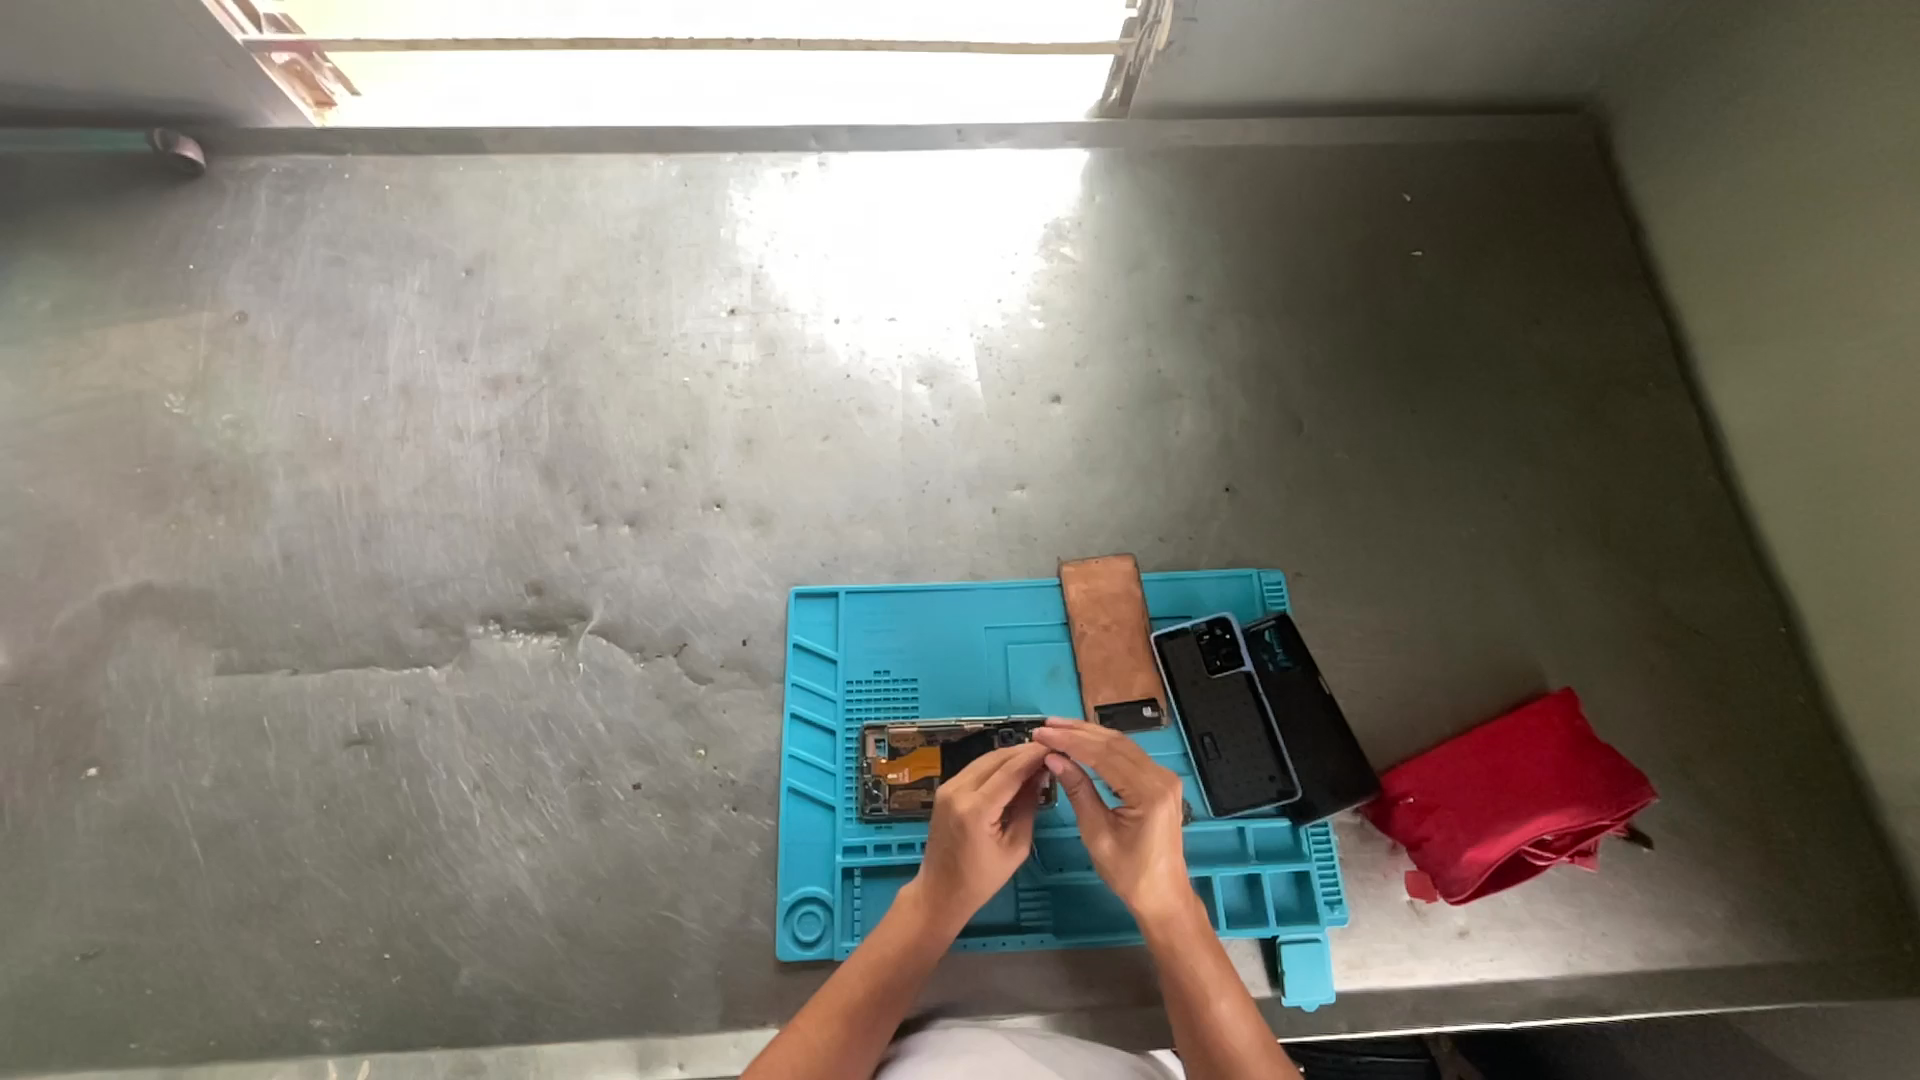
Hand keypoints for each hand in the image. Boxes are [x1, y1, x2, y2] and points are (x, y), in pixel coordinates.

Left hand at [907, 742, 1050, 934]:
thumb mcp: (1015, 848)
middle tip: (1050, 750)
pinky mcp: (945, 789)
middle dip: (1024, 752)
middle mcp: (958, 791)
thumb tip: (1041, 775)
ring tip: (1036, 757)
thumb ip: (1028, 807)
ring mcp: (948, 787)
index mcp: (976, 810)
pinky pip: (975, 768)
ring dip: (1011, 755)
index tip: (1056, 748)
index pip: (1010, 771)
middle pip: (997, 759)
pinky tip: (1014, 767)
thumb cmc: (981, 880)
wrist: (939, 892)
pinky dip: (996, 764)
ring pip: (985, 759)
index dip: (1034, 756)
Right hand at [1033, 718, 1196, 924]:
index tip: (1042, 734)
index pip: (1103, 755)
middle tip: (1045, 727)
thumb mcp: (1096, 834)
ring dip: (1088, 734)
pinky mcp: (1159, 781)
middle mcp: (1160, 777)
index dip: (1069, 741)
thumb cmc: (1129, 874)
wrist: (1163, 896)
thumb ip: (1078, 791)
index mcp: (1148, 792)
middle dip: (1076, 732)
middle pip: (1114, 743)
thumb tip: (1054, 758)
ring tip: (1057, 728)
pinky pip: (1128, 754)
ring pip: (1121, 744)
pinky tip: (1082, 741)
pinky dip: (1102, 745)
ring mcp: (1163, 777)